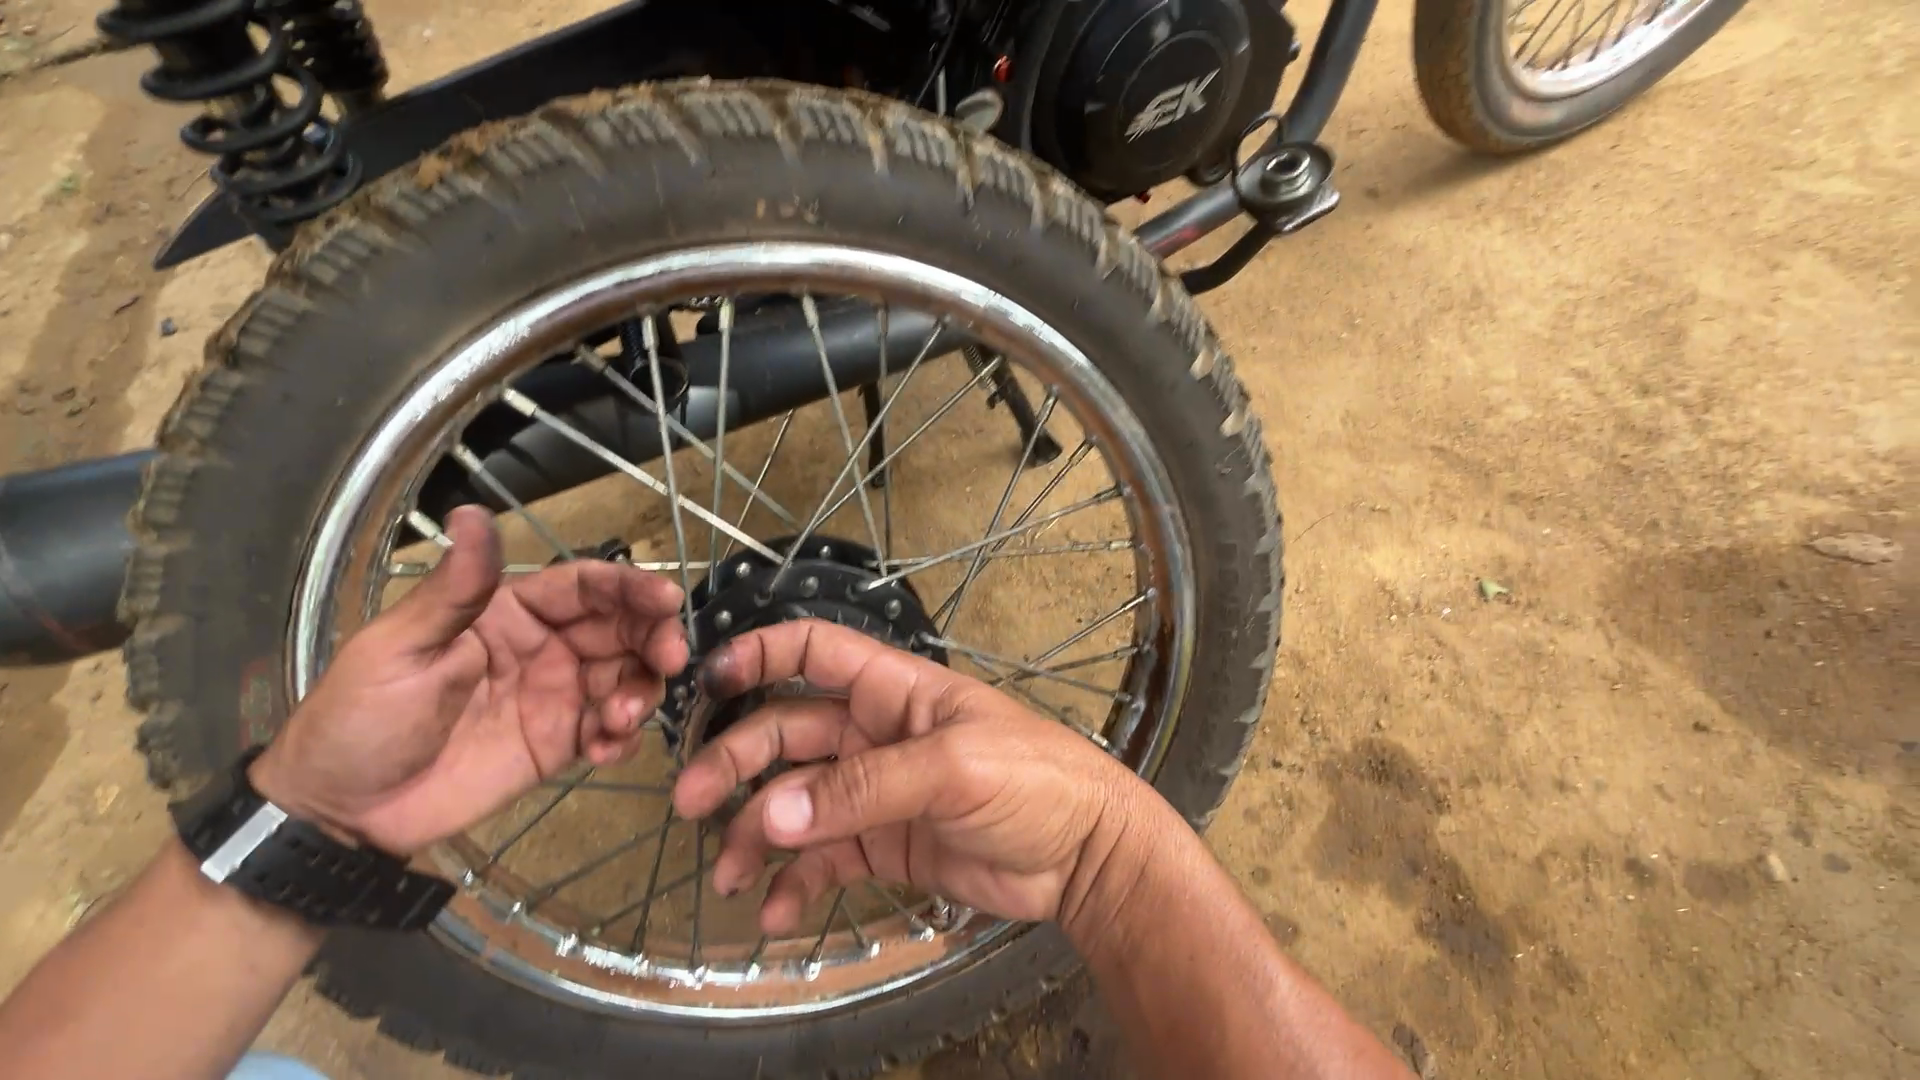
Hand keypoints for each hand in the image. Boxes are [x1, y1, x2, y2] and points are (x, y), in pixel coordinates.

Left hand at [251, 506, 689, 854]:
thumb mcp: (400, 648)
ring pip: (627, 678)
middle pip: (621, 629)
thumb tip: (473, 513)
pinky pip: (611, 731)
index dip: (630, 587)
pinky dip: (622, 738)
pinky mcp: (562, 743)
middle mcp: (546, 647)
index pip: (585, 587)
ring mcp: (558, 697)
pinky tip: (606, 750)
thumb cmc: (361, 719)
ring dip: (641, 691)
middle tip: (672, 659)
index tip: (666, 599)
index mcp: (509, 612)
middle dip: (655, 639)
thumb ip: (455, 590)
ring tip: (620, 718)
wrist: (341, 815)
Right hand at [670, 619, 1155, 934]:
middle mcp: (874, 734)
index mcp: (894, 690)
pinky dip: (793, 882)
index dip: (761, 653)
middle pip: (785, 732)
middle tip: (690, 802)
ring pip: (795, 800)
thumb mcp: (954, 768)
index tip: (709, 679)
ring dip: (755, 832)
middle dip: (735, 761)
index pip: (816, 650)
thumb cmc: (1035, 779)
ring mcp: (874, 792)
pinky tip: (776, 909)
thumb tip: (778, 813)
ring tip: (730, 872)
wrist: (1084, 855)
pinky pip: (822, 858)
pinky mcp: (883, 845)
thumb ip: (866, 788)